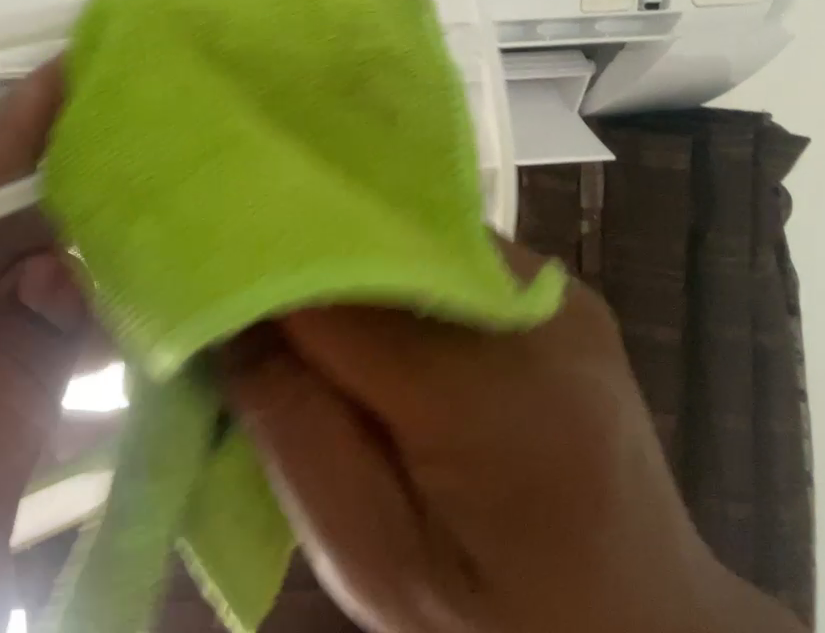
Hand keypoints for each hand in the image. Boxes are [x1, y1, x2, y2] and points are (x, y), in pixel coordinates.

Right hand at [220, 237, 805, 632]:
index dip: (246, 275)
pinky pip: (424, 244)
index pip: (322, 293)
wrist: (644, 627)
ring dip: (323, 255)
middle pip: (359, 243)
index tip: (181, 273)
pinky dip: (367, 261)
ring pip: (390, 231)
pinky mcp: (543, 286)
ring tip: (270, 291)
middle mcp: (524, 309)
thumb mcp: (364, 556)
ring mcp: (543, 288)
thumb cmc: (491, 616)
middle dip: (279, 253)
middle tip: (210, 280)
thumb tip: (225, 314)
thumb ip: (288, 426)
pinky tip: (341, 299)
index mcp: (480, 390)